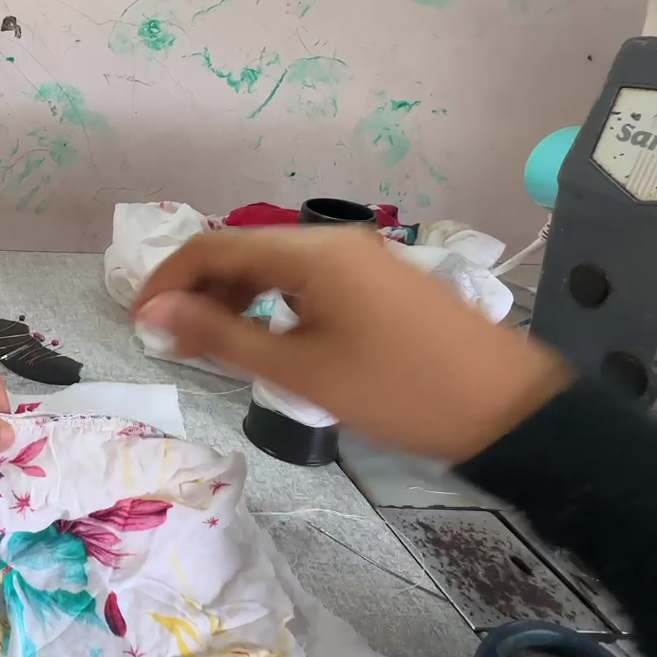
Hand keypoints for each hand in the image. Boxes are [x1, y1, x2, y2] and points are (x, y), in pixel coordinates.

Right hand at [133, 227, 569, 462]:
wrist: (518, 416)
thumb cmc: (400, 393)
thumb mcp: (298, 368)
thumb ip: (218, 334)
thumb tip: (153, 313)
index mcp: (309, 252)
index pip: (212, 248)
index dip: (166, 281)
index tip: (138, 319)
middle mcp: (329, 240)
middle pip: (238, 250)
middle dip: (195, 289)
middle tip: (170, 336)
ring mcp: (355, 256)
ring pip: (268, 263)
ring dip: (229, 294)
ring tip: (207, 339)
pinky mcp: (372, 277)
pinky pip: (299, 276)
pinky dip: (265, 298)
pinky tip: (259, 331)